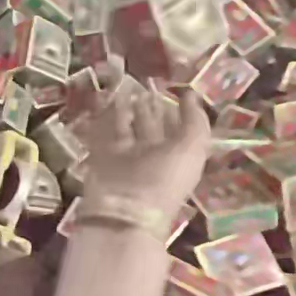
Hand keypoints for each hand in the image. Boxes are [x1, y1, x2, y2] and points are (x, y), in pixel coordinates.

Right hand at [76, 88, 210, 220]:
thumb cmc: (164, 179)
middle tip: (144, 86)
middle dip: (149, 109)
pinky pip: (103, 134)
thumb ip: (194, 121)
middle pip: (150, 128)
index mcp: (178, 155)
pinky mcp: (101, 158)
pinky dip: (103, 119)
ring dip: (125, 111)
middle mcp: (151, 156)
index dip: (177, 111)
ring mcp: (125, 157)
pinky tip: (105, 101)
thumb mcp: (191, 148)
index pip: (178, 129)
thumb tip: (190, 95)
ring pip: (126, 129)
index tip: (174, 90)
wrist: (123, 209)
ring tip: (124, 89)